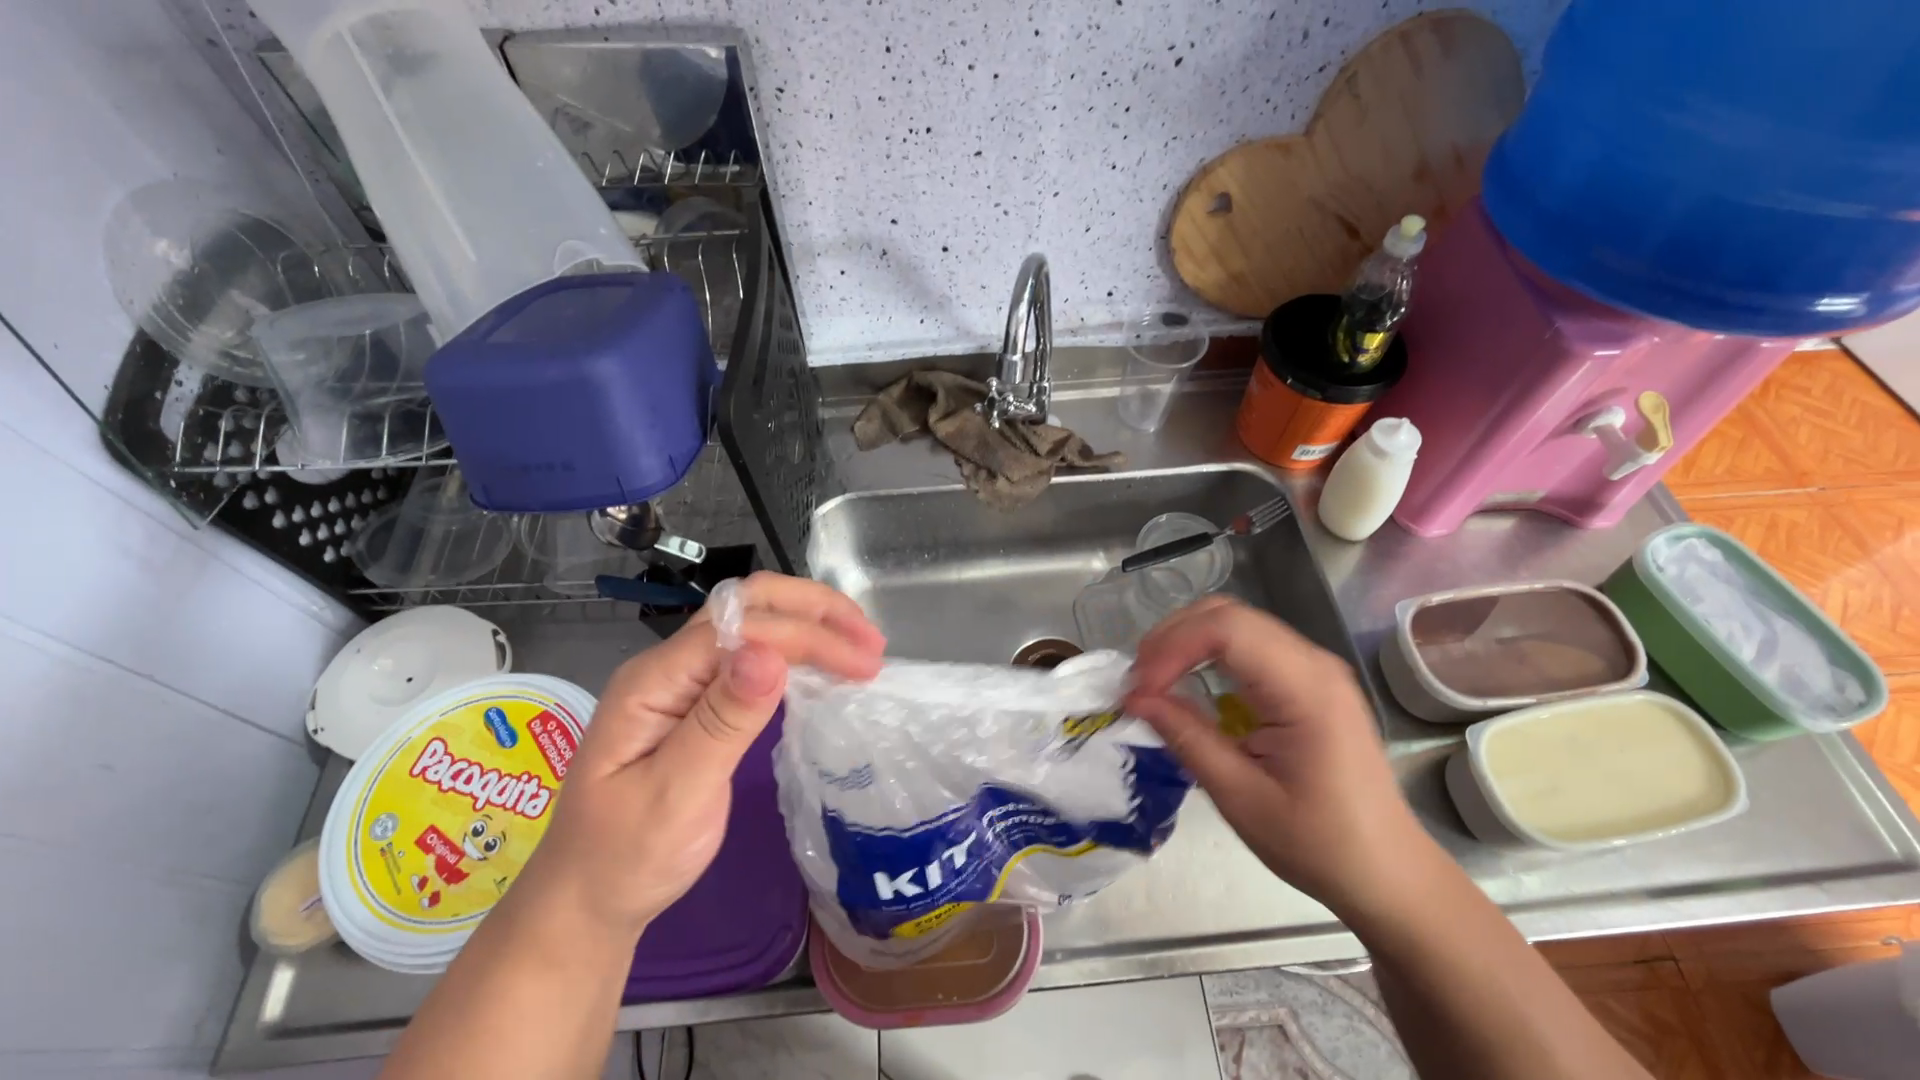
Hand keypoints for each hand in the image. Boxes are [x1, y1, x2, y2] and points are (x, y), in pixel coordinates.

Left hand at [524, 572, 884, 939]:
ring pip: (753, 626)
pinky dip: (797, 656)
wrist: (588, 900)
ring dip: (810, 626)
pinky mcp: (699, 705)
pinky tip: (827, 671)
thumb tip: (769, 654)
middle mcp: (668, 668)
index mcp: (653, 680)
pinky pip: (753, 660)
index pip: (739, 628)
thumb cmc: (626, 858)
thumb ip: (721, 723)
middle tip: (871, 643)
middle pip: (747, 606)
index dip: (805, 634)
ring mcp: (683, 684)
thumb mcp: (674, 795)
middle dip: (814, 611)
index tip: (862, 663)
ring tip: (863, 651)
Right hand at [1123, 596, 1432, 918]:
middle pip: (1230, 615)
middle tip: (1137, 682)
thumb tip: (1135, 699)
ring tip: (1153, 683)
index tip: (1139, 691)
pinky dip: (1209, 656)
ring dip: (1187, 643)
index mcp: (1306, 688)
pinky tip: (1187, 686)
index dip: (1172, 647)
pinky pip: (1251, 648)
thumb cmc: (1318, 843)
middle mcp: (1314, 664)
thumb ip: (1188, 739)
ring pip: (1238, 625)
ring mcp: (1315, 670)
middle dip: (1173, 638)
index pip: (1227, 629)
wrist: (1386, 872)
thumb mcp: (1242, 798)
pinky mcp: (1309, 684)